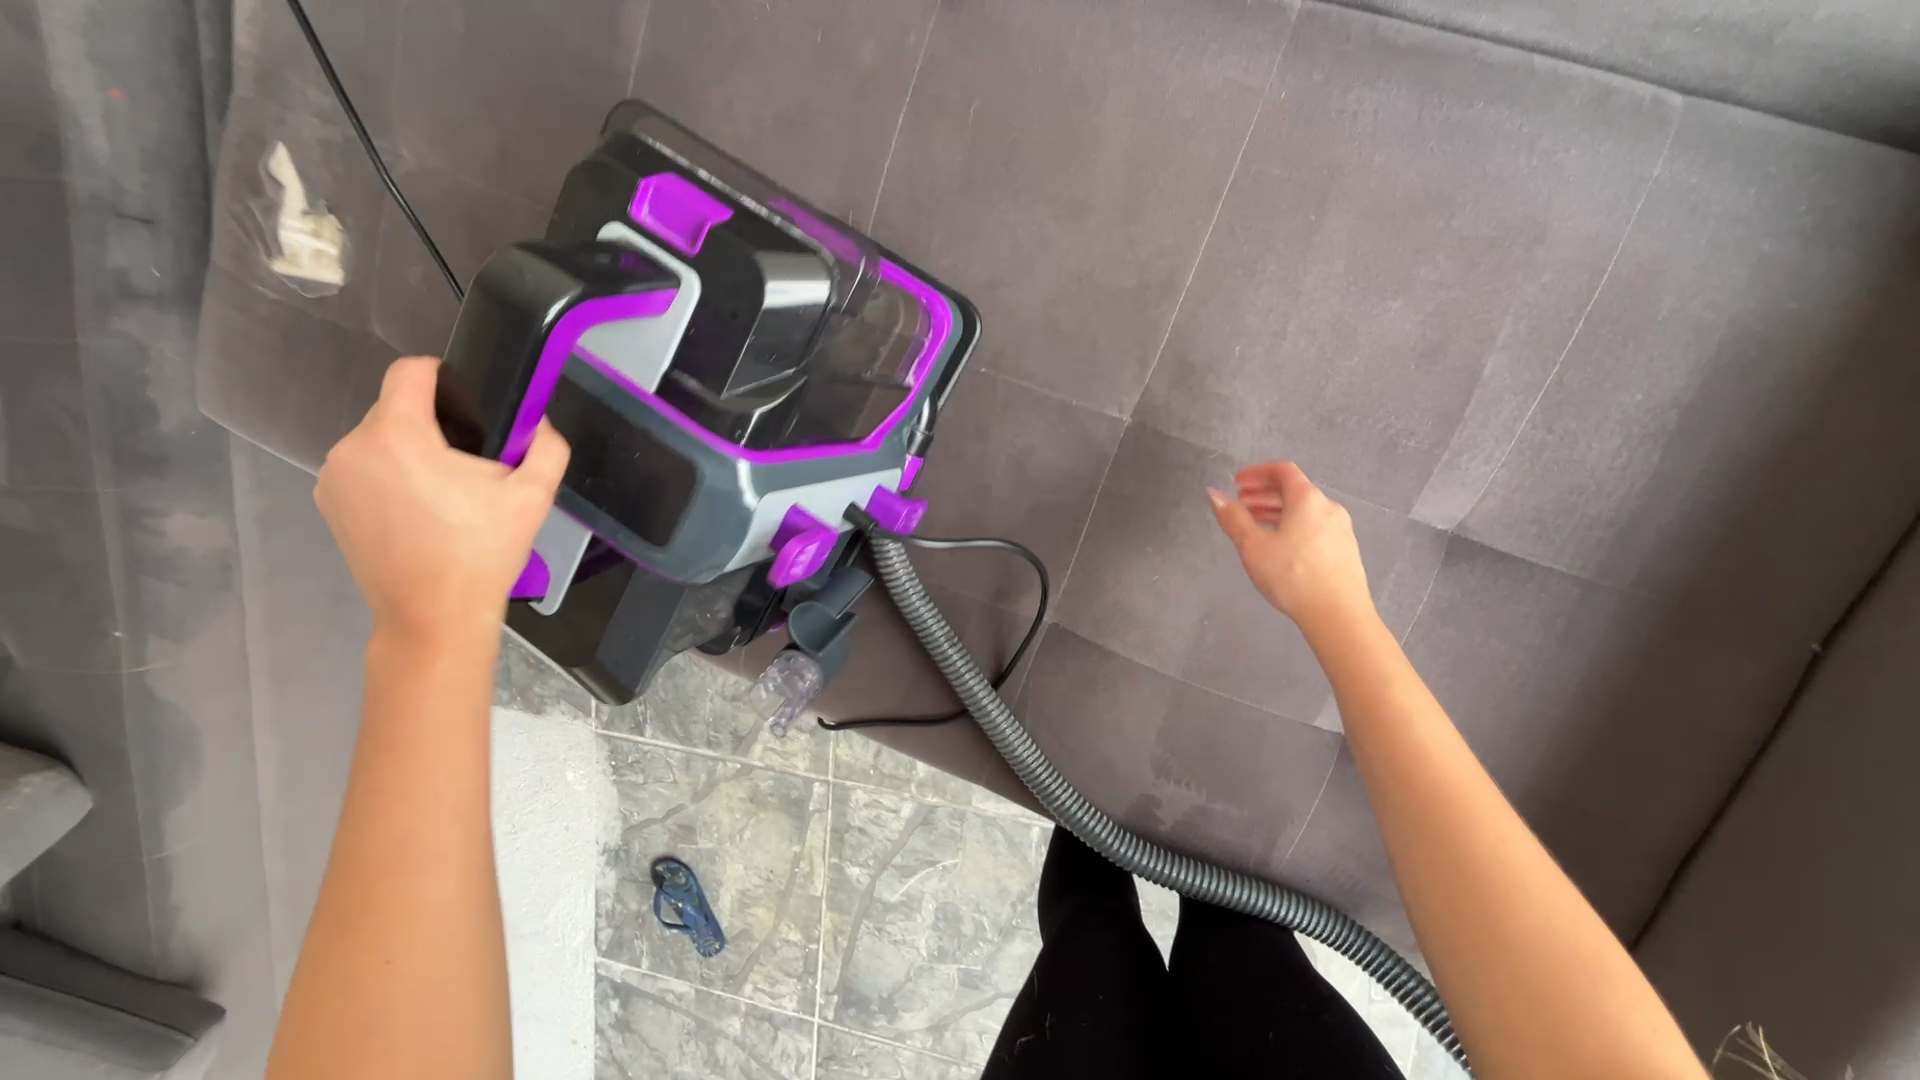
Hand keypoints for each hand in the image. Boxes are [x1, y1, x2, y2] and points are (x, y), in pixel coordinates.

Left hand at [315, 357, 569, 644]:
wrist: (434, 615)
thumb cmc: (483, 552)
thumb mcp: (534, 496)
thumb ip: (546, 446)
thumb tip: (539, 424)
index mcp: (399, 436)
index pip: (409, 371)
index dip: (442, 374)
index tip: (468, 401)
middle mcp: (354, 448)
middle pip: (395, 408)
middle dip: (432, 424)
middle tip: (469, 465)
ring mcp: (333, 478)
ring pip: (378, 440)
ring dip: (410, 452)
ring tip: (444, 493)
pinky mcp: (328, 504)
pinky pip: (363, 469)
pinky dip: (388, 478)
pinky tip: (417, 512)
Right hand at [1207, 462, 1372, 635]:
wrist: (1338, 614)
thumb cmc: (1291, 575)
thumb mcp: (1253, 546)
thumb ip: (1233, 518)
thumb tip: (1213, 494)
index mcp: (1307, 499)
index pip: (1283, 471)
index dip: (1258, 472)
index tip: (1237, 482)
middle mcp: (1328, 507)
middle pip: (1295, 490)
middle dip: (1265, 493)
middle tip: (1242, 502)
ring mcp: (1340, 529)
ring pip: (1305, 510)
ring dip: (1278, 511)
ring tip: (1256, 524)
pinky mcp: (1345, 550)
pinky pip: (1314, 526)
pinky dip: (1293, 525)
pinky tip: (1280, 545)